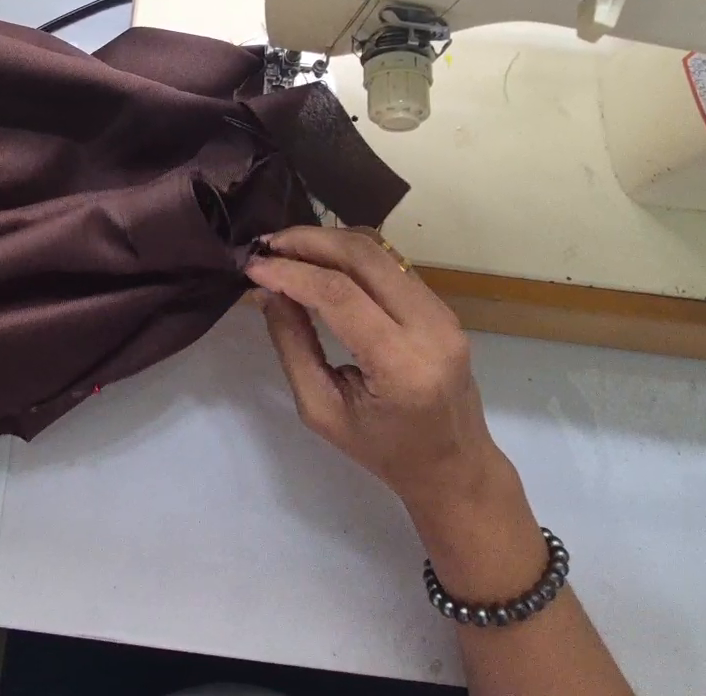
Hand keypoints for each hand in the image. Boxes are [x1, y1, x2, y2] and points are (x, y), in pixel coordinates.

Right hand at [244, 226, 497, 513]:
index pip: (340, 296)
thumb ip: (293, 346)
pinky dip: (347, 253)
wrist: (453, 465)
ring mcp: (442, 312)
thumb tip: (268, 291)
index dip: (292, 273)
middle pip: (363, 256)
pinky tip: (317, 260)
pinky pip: (389, 263)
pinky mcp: (441, 305)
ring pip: (378, 250)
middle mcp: (430, 328)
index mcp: (401, 366)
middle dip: (308, 241)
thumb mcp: (321, 409)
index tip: (253, 266)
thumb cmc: (382, 449)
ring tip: (286, 248)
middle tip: (266, 245)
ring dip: (327, 240)